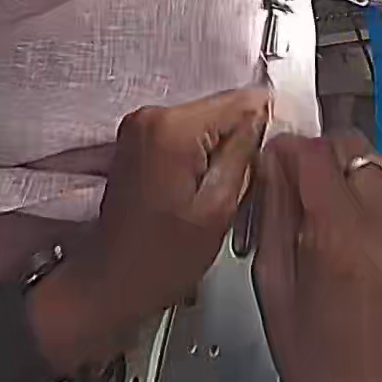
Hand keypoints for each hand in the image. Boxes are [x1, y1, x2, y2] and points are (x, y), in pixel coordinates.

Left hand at [31, 87, 269, 370]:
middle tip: (248, 177)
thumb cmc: (163, 258)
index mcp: (174, 129)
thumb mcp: (219, 207)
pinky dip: (202, 148)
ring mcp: (141, 123)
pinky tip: (203, 182)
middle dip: (241, 136)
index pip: (240, 101)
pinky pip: (187, 128)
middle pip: (221, 106)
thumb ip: (244, 152)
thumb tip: (262, 116)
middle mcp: (152, 115)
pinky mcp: (139, 135)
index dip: (265, 123)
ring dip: (222, 144)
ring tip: (223, 185)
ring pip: (207, 117)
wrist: (111, 281)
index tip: (270, 153)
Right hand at [254, 132, 381, 381]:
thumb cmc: (316, 363)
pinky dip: (372, 206)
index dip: (291, 147)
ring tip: (327, 214)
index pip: (316, 153)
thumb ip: (273, 211)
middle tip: (301, 175)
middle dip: (322, 152)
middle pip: (354, 147)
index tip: (278, 154)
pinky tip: (354, 238)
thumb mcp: (273, 281)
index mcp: (338, 238)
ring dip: (348, 178)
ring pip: (377, 171)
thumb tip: (274, 166)